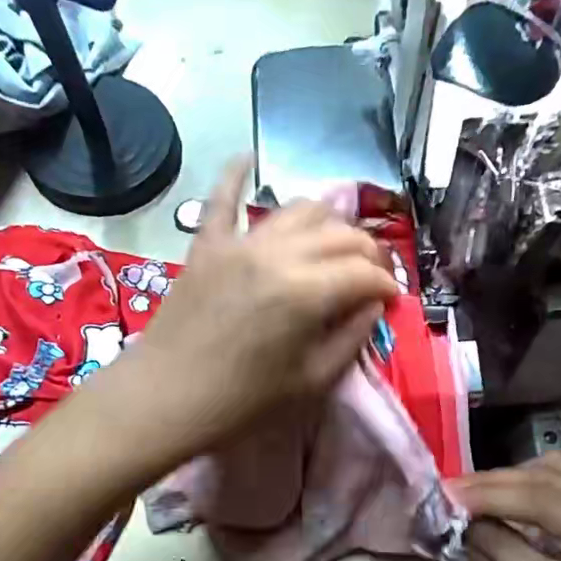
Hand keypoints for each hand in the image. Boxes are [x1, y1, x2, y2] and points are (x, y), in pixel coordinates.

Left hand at [114, 158, 398, 459]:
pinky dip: (237, 175)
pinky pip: (223, 198)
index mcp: (306, 292)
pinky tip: (250, 158)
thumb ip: (350, 337)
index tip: (393, 301)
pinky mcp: (206, 243)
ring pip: (298, 209)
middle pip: (339, 234)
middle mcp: (277, 253)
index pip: (365, 272)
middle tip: (373, 276)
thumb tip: (373, 304)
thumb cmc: (243, 402)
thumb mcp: (311, 380)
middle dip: (368, 253)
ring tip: (337, 243)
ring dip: (328, 221)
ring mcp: (239, 242)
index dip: (388, 285)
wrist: (167, 399)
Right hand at [451, 449, 560, 560]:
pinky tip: (529, 480)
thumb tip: (460, 516)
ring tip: (478, 492)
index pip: (547, 499)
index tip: (447, 492)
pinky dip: (553, 472)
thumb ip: (502, 547)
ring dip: (518, 478)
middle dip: (497, 483)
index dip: (492, 493)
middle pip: (555, 479)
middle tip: (451, 489)